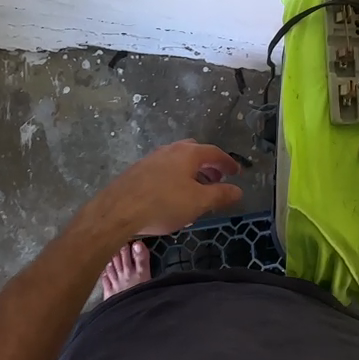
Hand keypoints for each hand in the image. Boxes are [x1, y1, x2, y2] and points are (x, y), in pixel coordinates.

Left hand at [75, 140, 242, 244]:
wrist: (119, 210)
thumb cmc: (164, 204)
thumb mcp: (198, 203)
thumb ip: (220, 195)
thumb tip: (239, 190)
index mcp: (188, 153)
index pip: (214, 152)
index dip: (227, 162)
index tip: (236, 172)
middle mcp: (171, 149)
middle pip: (195, 152)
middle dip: (209, 165)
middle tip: (217, 179)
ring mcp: (153, 158)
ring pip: (178, 161)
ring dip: (192, 172)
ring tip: (196, 190)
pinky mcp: (139, 170)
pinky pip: (165, 169)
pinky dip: (176, 177)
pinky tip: (173, 195)